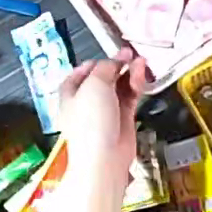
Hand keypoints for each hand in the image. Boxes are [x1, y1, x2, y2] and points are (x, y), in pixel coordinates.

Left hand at [55, 50, 147, 180]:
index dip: (93, 63)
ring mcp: (106, 112)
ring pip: (119, 86)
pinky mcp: (123, 119)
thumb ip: (106, 67)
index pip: (79, 74)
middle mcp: (87, 103)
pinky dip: (136, 85)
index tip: (107, 54)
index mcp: (70, 95)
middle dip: (116, 65)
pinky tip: (141, 75)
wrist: (104, 157)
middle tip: (129, 55)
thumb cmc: (91, 123)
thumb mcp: (94, 84)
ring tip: (140, 62)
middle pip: (102, 78)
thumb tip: (117, 61)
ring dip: (129, 73)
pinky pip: (130, 97)